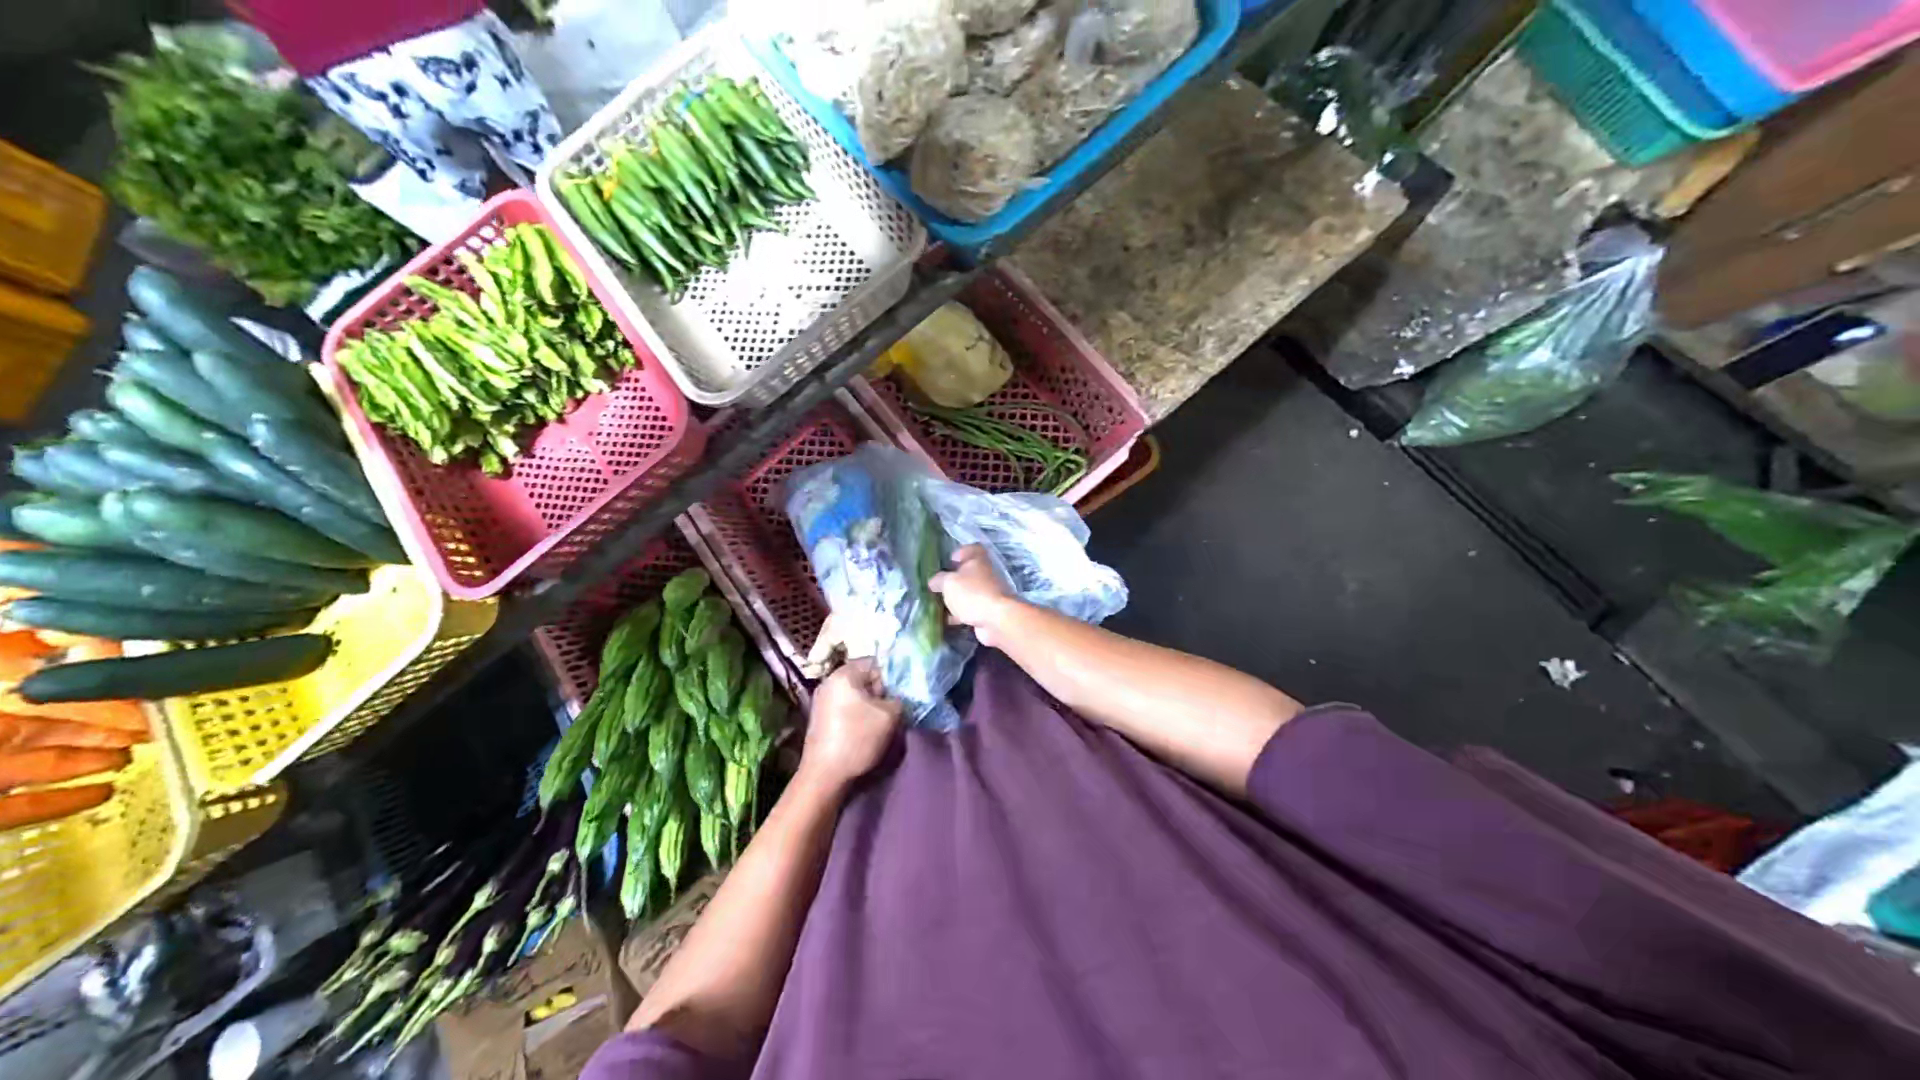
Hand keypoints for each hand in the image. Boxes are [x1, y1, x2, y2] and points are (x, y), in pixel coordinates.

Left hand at [800, 659, 902, 790]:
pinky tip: (864, 732)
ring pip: (856, 695)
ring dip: (870, 707)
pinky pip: (846, 708)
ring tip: (880, 725)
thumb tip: (898, 698)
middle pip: (865, 679)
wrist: (824, 775)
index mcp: (844, 674)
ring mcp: (822, 700)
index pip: (876, 662)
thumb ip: (899, 699)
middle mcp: (829, 681)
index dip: (892, 677)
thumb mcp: (889, 716)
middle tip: (893, 712)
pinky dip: (857, 716)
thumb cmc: (857, 738)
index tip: (901, 696)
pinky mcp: (821, 718)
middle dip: (881, 694)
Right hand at [928, 544, 1016, 645]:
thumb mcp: (948, 582)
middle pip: (967, 573)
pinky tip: (944, 620)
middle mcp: (984, 574)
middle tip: (936, 586)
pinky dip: (957, 614)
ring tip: (936, 604)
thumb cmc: (972, 593)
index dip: (960, 553)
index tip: (948, 562)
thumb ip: (939, 580)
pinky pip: (968, 610)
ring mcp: (987, 594)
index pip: (972, 548)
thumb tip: (933, 582)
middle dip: (952, 580)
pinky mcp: (986, 611)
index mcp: (978, 560)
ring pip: (967, 593)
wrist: (996, 620)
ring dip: (953, 598)